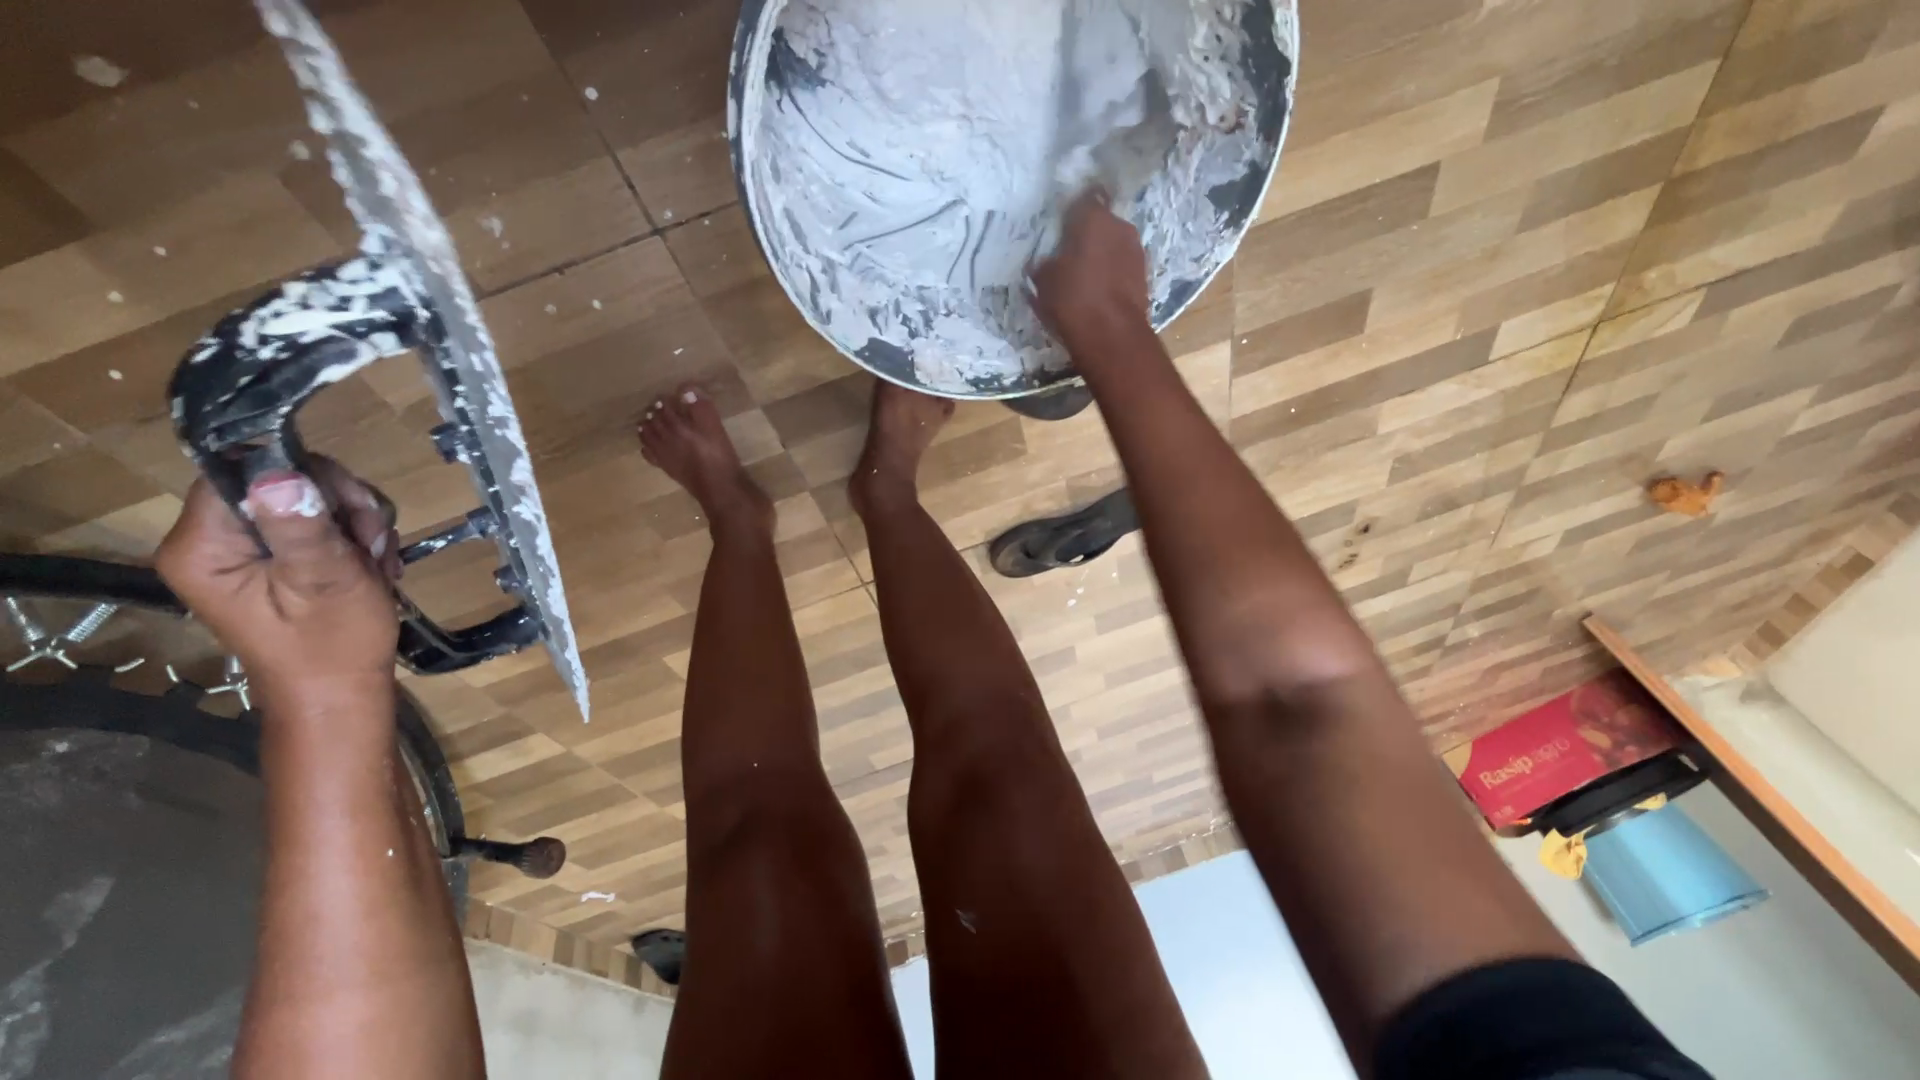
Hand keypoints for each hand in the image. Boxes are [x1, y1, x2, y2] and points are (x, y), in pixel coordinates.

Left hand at [155, 458, 402, 709]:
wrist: (342, 696)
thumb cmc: (333, 646)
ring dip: (356, 523)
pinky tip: (369, 566)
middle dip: (340, 504)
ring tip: (375, 562)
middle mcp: (210, 543)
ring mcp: (242, 552)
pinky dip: (353, 539)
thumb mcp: (325, 581)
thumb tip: (280, 474)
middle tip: (373, 543)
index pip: (241, 472)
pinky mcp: (271, 560)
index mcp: (203, 548)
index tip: (351, 507)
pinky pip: (315, 523)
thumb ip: (301, 528)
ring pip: (307, 500)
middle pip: (279, 481)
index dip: (303, 476)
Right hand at [1031, 189, 1150, 355]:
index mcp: (1094, 218)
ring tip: (1084, 274)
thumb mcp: (1043, 280)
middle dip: (1087, 233)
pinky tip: (1098, 289)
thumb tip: (1046, 262)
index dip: (1071, 209)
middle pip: (1101, 222)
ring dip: (1101, 253)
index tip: (1061, 224)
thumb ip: (1044, 263)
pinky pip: (1122, 265)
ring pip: (1114, 244)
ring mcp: (1137, 250)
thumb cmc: (1072, 299)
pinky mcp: (1144, 274)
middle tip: (1069, 252)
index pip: (1084, 198)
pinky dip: (1112, 272)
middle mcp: (1120, 226)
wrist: (1112, 335)